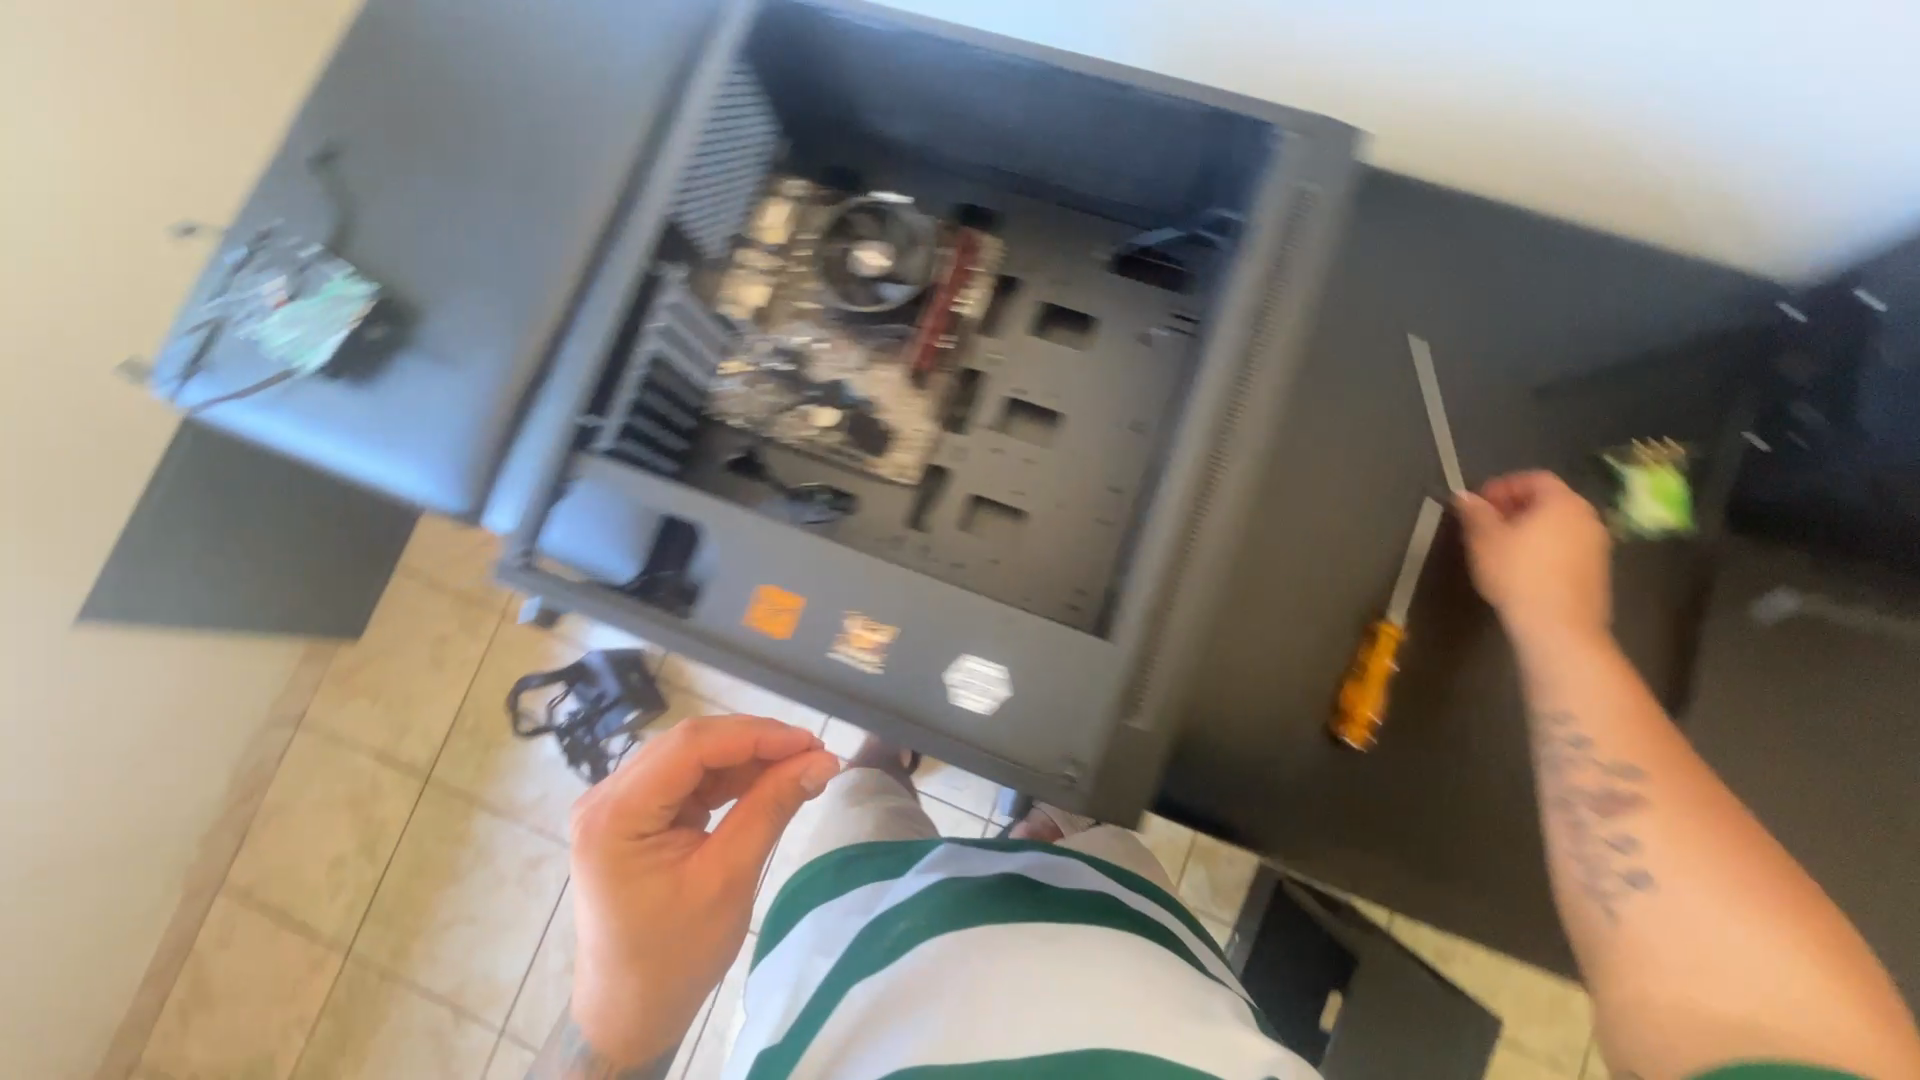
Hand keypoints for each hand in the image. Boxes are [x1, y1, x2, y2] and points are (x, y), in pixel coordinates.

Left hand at [566, 714, 841, 1067]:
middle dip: (756, 743)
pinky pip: (689, 780)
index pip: (692, 746)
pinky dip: (732, 778)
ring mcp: (619, 805)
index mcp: (615, 813)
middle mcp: (607, 796)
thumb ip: (772, 808)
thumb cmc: (676, 955)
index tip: (811, 744)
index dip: (756, 735)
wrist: (632, 1011)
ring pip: (693, 757)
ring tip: (801, 766)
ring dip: (748, 758)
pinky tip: (769, 782)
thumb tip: (824, 761)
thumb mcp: (729, 878)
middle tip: (813, 755)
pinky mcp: (636, 816)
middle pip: (691, 744)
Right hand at [1454, 470, 1611, 644]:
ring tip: (1502, 548)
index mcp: (1562, 502)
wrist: (1558, 624)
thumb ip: (1474, 513)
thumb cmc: (1517, 573)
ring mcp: (1597, 544)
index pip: (1534, 478)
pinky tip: (1523, 569)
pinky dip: (1545, 548)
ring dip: (1530, 529)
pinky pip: (1567, 546)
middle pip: (1549, 501)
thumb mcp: (1484, 539)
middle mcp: (1587, 517)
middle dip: (1515, 508)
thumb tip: (1464, 496)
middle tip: (1487, 524)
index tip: (1479, 504)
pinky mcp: (1597, 570)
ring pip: (1559, 525)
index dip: (1503, 486)